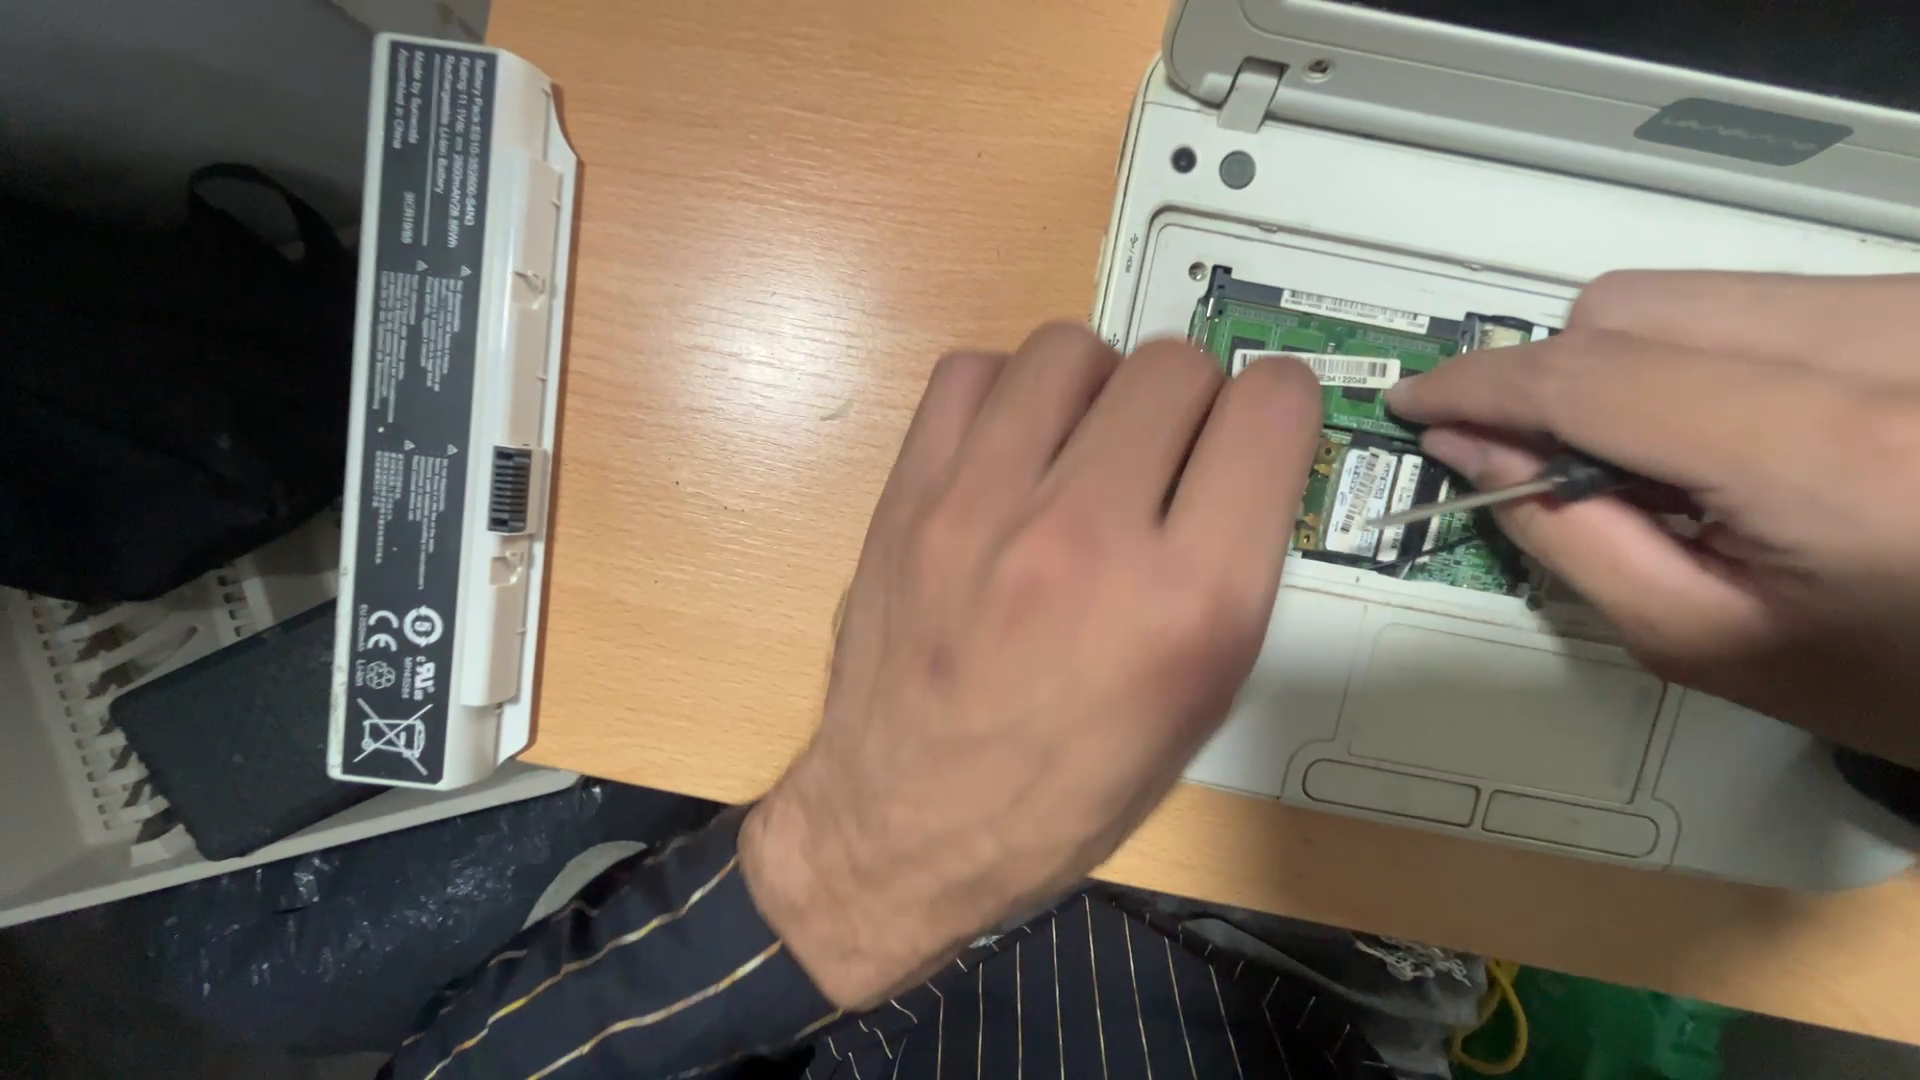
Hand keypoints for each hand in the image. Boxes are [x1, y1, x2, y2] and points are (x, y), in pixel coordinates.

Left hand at [738, 324, 1321, 1008]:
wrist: (904, 825)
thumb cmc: (1066, 792)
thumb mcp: (1196, 704)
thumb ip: (1230, 565)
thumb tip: (1228, 457)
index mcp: (1188, 602)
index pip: (1270, 411)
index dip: (1275, 409)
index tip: (1251, 433)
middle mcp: (1087, 534)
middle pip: (1172, 364)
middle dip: (1188, 401)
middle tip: (1161, 455)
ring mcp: (982, 504)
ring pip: (1070, 348)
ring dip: (1096, 386)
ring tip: (1080, 445)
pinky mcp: (908, 496)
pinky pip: (970, 373)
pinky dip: (1004, 394)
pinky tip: (1007, 448)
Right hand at [1386, 271, 1919, 768]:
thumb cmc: (1908, 682)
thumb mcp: (1701, 639)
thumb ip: (1565, 535)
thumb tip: (1474, 446)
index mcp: (1831, 455)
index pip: (1589, 375)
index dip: (1479, 384)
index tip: (1415, 401)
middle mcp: (1895, 348)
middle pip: (1630, 304)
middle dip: (1552, 373)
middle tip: (1549, 456)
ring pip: (1690, 291)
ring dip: (1624, 366)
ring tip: (1666, 457)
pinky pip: (1761, 298)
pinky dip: (1700, 358)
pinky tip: (1739, 433)